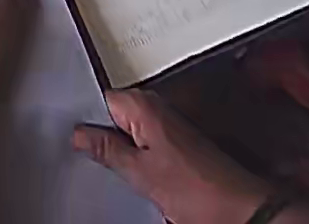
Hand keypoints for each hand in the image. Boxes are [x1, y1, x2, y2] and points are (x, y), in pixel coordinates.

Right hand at [74, 89, 274, 223]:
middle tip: (83, 156)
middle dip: (100, 135)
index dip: (85, 119)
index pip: (100, 99)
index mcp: (141, 104)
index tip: (70, 137)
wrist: (237, 209)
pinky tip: (127, 175)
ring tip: (105, 169)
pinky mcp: (174, 142)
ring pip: (127, 131)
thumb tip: (79, 134)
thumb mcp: (140, 174)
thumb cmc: (195, 189)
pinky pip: (142, 142)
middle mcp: (154, 106)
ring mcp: (165, 124)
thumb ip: (107, 150)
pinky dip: (133, 156)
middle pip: (113, 114)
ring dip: (117, 149)